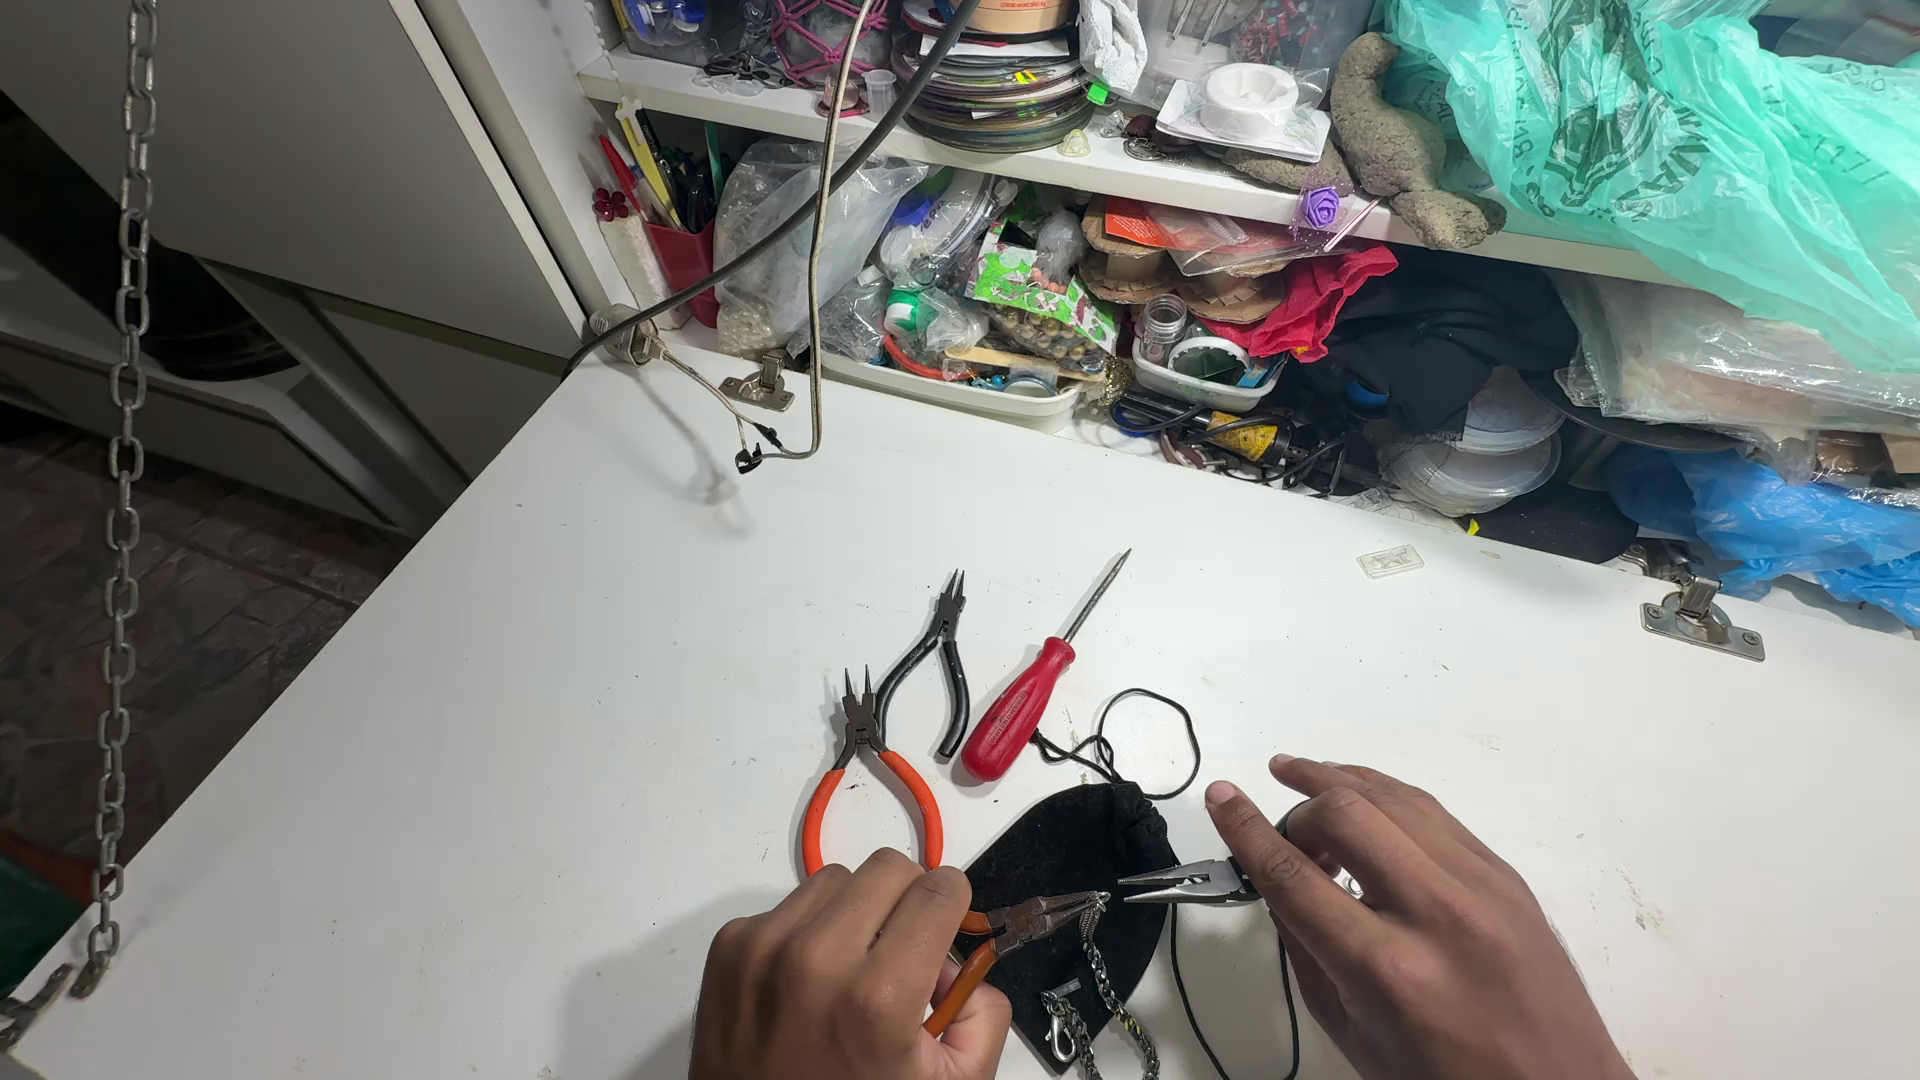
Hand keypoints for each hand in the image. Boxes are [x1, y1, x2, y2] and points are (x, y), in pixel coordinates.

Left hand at [690, 849, 1010, 1079]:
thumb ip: (981, 1011)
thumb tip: (959, 954)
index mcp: (879, 997)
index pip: (939, 889)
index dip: (952, 903)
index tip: (945, 924)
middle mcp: (818, 958)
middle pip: (890, 866)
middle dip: (907, 898)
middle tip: (900, 945)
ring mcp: (766, 947)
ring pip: (838, 878)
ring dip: (855, 910)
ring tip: (848, 966)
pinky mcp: (731, 946)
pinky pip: (790, 903)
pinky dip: (808, 928)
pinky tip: (803, 981)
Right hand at [1206, 757, 1634, 1079]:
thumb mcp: (1346, 1026)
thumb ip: (1302, 941)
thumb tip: (1276, 871)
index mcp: (1388, 970)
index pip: (1293, 875)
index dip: (1245, 828)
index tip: (1219, 795)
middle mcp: (1438, 915)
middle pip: (1344, 815)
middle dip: (1298, 811)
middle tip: (1288, 836)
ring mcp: (1482, 887)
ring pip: (1389, 795)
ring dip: (1332, 778)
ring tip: (1297, 773)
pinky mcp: (1506, 875)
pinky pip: (1427, 808)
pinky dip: (1379, 792)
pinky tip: (1355, 793)